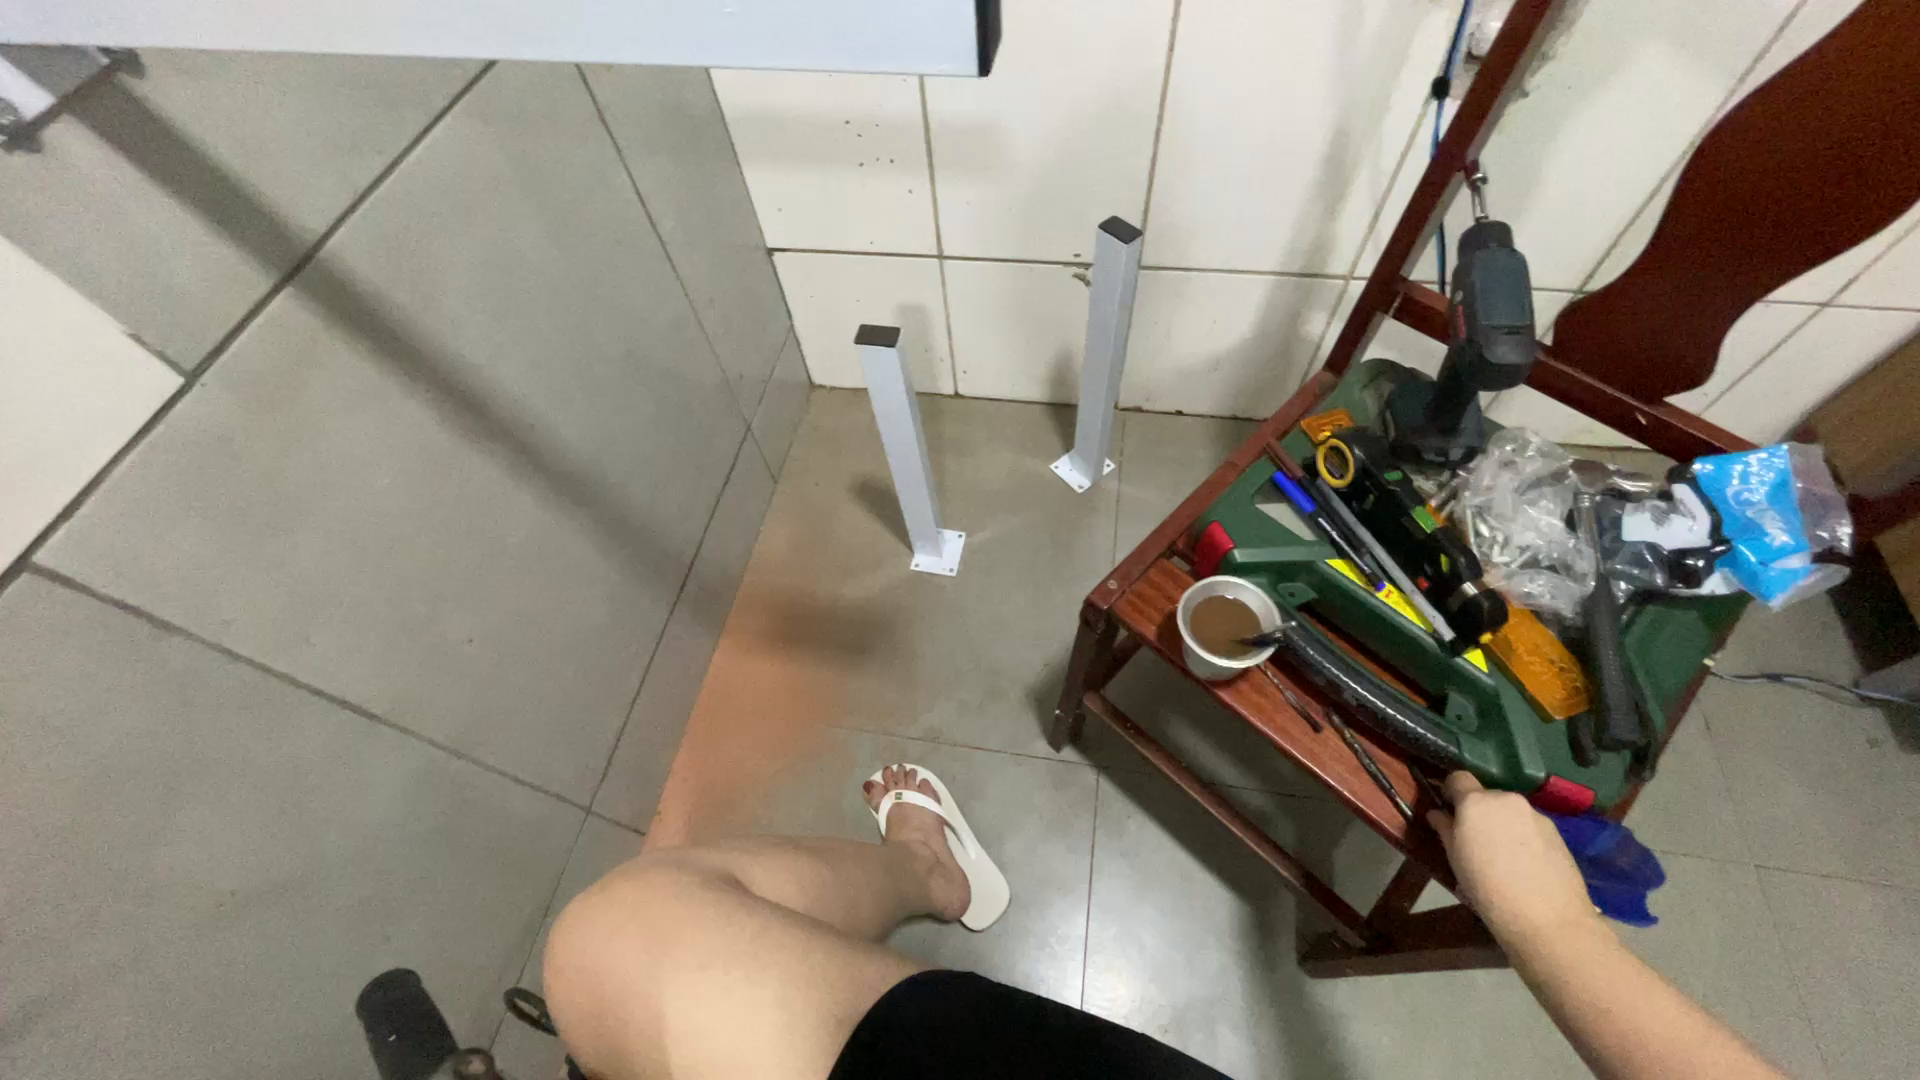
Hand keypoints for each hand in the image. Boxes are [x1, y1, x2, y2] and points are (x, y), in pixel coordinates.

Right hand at [1428, 772, 1600, 949]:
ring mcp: (1536, 816)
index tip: (1448, 809)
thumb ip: (1444, 829)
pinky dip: (1524, 838)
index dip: (1451, 790)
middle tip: (1476, 839)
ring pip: (1511, 813)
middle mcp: (1507, 800)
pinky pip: (1532, 827)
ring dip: (1503, 825)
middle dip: (1480, 812)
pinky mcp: (1559, 834)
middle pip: (1487, 796)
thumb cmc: (1487, 886)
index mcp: (1476, 801)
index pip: (1458, 778)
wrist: (1548, 920)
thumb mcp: (1455, 858)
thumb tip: (1438, 814)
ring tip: (1504, 857)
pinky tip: (1526, 866)